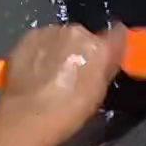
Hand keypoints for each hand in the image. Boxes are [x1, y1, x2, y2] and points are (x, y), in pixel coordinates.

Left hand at [0, 24, 125, 143]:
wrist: (27, 113)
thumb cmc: (68, 112)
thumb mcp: (98, 94)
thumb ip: (105, 68)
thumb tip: (108, 58)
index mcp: (100, 48)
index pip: (117, 34)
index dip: (114, 43)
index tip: (110, 51)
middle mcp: (78, 33)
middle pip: (84, 37)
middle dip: (80, 49)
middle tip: (72, 72)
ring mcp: (52, 31)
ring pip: (61, 37)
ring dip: (59, 48)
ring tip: (49, 72)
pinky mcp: (30, 35)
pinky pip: (42, 39)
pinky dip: (41, 50)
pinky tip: (34, 68)